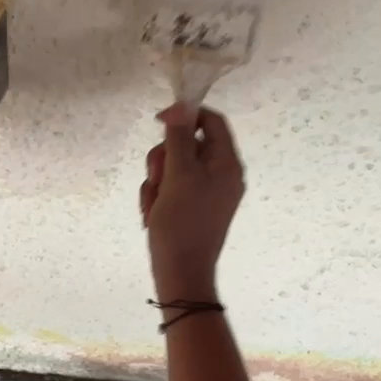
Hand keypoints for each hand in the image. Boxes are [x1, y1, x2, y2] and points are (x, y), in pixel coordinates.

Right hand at [140, 106, 243, 299]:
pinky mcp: (192, 206)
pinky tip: (153, 213)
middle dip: (164, 156)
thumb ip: (179, 138)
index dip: (186, 115)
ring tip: (153, 202)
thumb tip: (180, 106)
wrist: (181, 273)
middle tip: (157, 176)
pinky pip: (171, 187)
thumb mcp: (178, 175)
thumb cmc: (182, 222)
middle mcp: (221, 174)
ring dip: (156, 179)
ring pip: (174, 165)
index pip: (211, 121)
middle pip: (188, 143)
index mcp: (227, 163)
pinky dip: (158, 196)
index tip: (158, 122)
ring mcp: (206, 192)